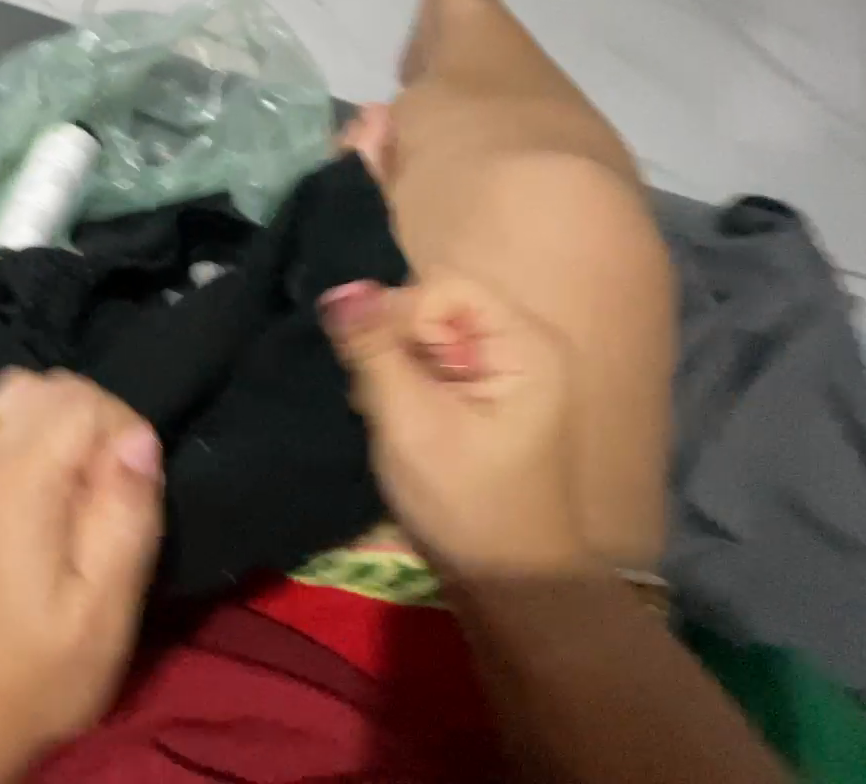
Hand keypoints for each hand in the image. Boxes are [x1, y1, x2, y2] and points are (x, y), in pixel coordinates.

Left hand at [0, 368, 163, 777]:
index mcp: (17, 487)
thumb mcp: (104, 612)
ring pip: (23, 388)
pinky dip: (37, 420)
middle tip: (111, 483)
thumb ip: (125, 515)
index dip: (123, 430)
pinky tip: (51, 473)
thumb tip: (140, 438)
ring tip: (84, 474)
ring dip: (66, 415)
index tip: (132, 487)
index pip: (82, 402)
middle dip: (98, 416)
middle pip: (52, 385)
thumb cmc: (41, 667)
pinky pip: (1, 412)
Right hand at [319, 273, 590, 577]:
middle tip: (381, 396)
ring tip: (388, 411)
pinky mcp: (483, 393)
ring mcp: (503, 371)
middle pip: (432, 306)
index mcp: (524, 344)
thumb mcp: (409, 420)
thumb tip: (341, 287)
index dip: (397, 316)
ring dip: (393, 366)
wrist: (505, 578)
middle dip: (393, 345)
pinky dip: (404, 382)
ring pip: (424, 335)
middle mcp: (521, 345)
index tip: (377, 366)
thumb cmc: (464, 501)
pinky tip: (398, 417)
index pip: (441, 288)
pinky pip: (430, 361)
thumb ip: (374, 350)